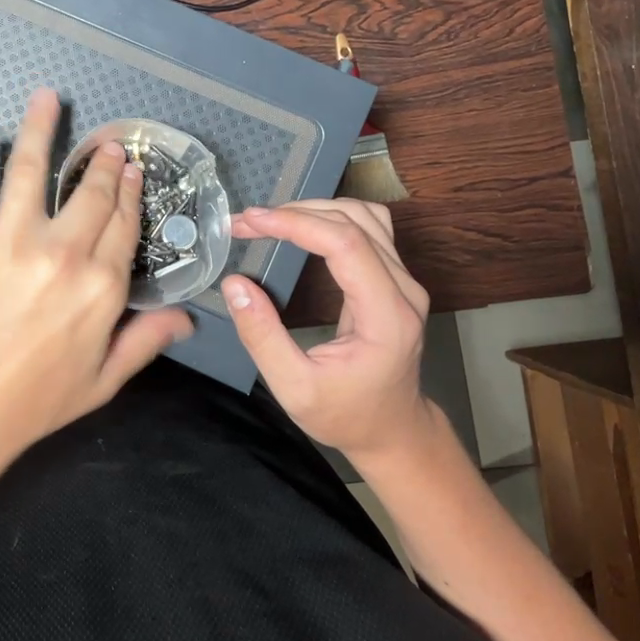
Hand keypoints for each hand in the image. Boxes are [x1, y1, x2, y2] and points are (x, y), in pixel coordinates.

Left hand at [0, 88, 194, 481]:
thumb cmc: (34, 404)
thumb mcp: (102, 380)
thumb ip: (144, 341)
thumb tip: (186, 318)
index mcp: (101, 287)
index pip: (124, 225)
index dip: (129, 193)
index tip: (132, 171)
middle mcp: (62, 254)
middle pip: (89, 194)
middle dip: (102, 163)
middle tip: (107, 143)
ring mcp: (11, 244)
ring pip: (28, 172)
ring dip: (39, 129)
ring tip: (45, 98)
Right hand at [219, 199, 433, 462]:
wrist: (393, 431)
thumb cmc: (346, 415)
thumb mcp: (294, 389)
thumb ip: (262, 337)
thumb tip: (235, 284)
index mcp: (386, 316)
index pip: (347, 244)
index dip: (297, 224)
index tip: (251, 221)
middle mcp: (404, 290)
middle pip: (355, 221)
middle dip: (296, 213)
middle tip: (246, 223)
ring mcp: (404, 281)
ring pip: (365, 216)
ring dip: (314, 209)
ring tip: (269, 220)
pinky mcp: (394, 279)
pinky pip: (367, 229)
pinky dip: (328, 218)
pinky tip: (298, 226)